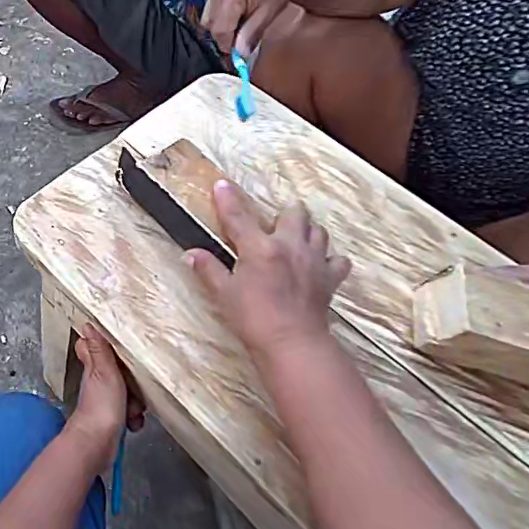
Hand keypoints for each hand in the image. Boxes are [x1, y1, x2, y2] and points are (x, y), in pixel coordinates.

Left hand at [67, 324, 145, 472]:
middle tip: (136, 385)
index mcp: (95, 369)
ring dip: (136, 401)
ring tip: (135, 409)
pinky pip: (130, 412)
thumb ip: (100, 350)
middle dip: (134, 378)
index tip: (121, 344)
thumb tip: (88, 324)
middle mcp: (99, 384)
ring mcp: (106, 402)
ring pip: (129, 392)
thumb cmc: (101, 406)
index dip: (106, 344)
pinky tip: (133, 423)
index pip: (94, 349)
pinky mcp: (114, 419)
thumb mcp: (104, 372)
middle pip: (120, 371)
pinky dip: (134, 418)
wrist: (97, 445)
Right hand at [186, 180, 350, 355]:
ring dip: (307, 231)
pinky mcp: (330, 277)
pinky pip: (338, 260)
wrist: (292, 343)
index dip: (228, 199)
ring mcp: (314, 260)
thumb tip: (190, 254)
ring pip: (318, 230)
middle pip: (294, 212)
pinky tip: (320, 266)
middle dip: (284, 215)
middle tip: (272, 230)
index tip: (222, 184)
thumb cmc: (254, 320)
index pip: (239, 217)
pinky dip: (330, 260)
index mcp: (260, 248)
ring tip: (296, 242)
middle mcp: (290, 246)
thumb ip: (209, 270)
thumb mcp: (224, 295)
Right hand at [202, 0, 309, 62]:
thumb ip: (251, 34)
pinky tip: (238, 18)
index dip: (232, 44)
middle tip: (246, 34)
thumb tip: (240, 54)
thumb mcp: (267, 15)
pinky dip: (222, 22)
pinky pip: (211, 16)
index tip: (245, 46)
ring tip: (243, 24)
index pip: (220, 33)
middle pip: (211, 30)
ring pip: (209, 24)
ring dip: (224, 30)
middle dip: (227, 37)